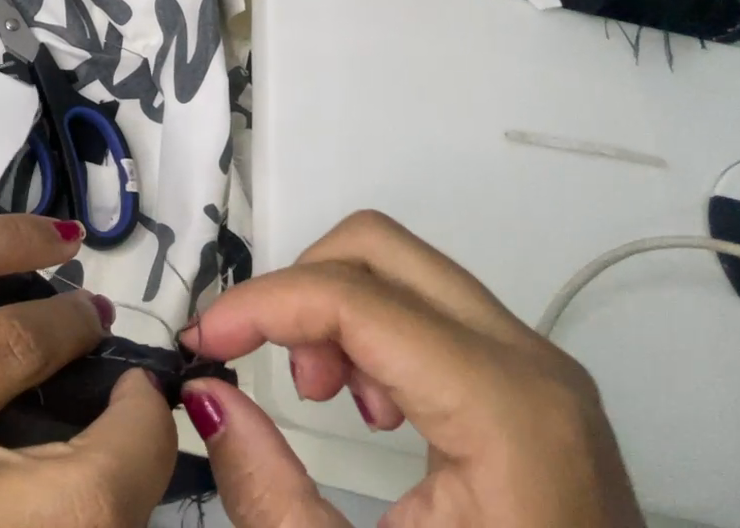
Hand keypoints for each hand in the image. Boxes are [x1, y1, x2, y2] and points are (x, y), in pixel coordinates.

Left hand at [0, 215, 177, 526]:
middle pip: (56, 425)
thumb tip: (82, 446)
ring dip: (60, 304)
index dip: (140, 461)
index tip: (140, 425)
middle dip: (106, 390)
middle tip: (106, 357)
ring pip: (3, 325)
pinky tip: (42, 237)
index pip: (84, 513)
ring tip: (76, 292)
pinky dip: (5, 238)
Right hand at [180, 212, 642, 527]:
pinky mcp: (531, 380)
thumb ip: (268, 492)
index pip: (355, 299)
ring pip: (400, 266)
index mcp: (506, 414)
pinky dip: (367, 326)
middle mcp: (532, 365)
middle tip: (271, 369)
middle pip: (379, 248)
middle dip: (297, 291)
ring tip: (322, 396)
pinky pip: (426, 304)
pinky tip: (369, 405)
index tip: (201, 344)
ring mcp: (539, 366)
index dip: (259, 306)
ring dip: (331, 308)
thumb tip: (204, 394)